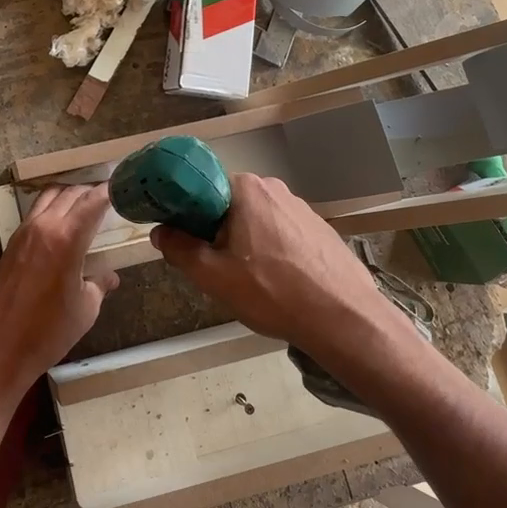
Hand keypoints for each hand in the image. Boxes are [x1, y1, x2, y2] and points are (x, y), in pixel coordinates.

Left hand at [0, 184, 119, 395]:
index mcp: (66, 238)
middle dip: (90, 192)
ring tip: (86, 207)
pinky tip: (62, 226)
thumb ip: (99, 285)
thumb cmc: (48, 332)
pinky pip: (35, 213)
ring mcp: (23, 233)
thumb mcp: (85, 310)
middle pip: (70, 193)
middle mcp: (43, 226)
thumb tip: (109, 276)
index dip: (109, 192)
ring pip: (48, 197)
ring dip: (68, 196)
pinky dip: (52, 209)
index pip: (91, 202)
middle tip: (109, 199)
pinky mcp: (11, 243)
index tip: (124, 189)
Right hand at [149, 173, 392, 360]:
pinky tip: (280, 283)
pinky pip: (284, 233)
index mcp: (246, 188)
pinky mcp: (321, 230)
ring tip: (251, 280)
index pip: (203, 189)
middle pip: (230, 205)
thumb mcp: (214, 276)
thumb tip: (160, 232)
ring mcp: (302, 208)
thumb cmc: (274, 292)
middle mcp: (275, 188)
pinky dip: (275, 251)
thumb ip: (180, 249)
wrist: (346, 320)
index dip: (189, 215)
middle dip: (218, 232)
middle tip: (217, 267)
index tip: (186, 242)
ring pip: (258, 220)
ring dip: (247, 243)